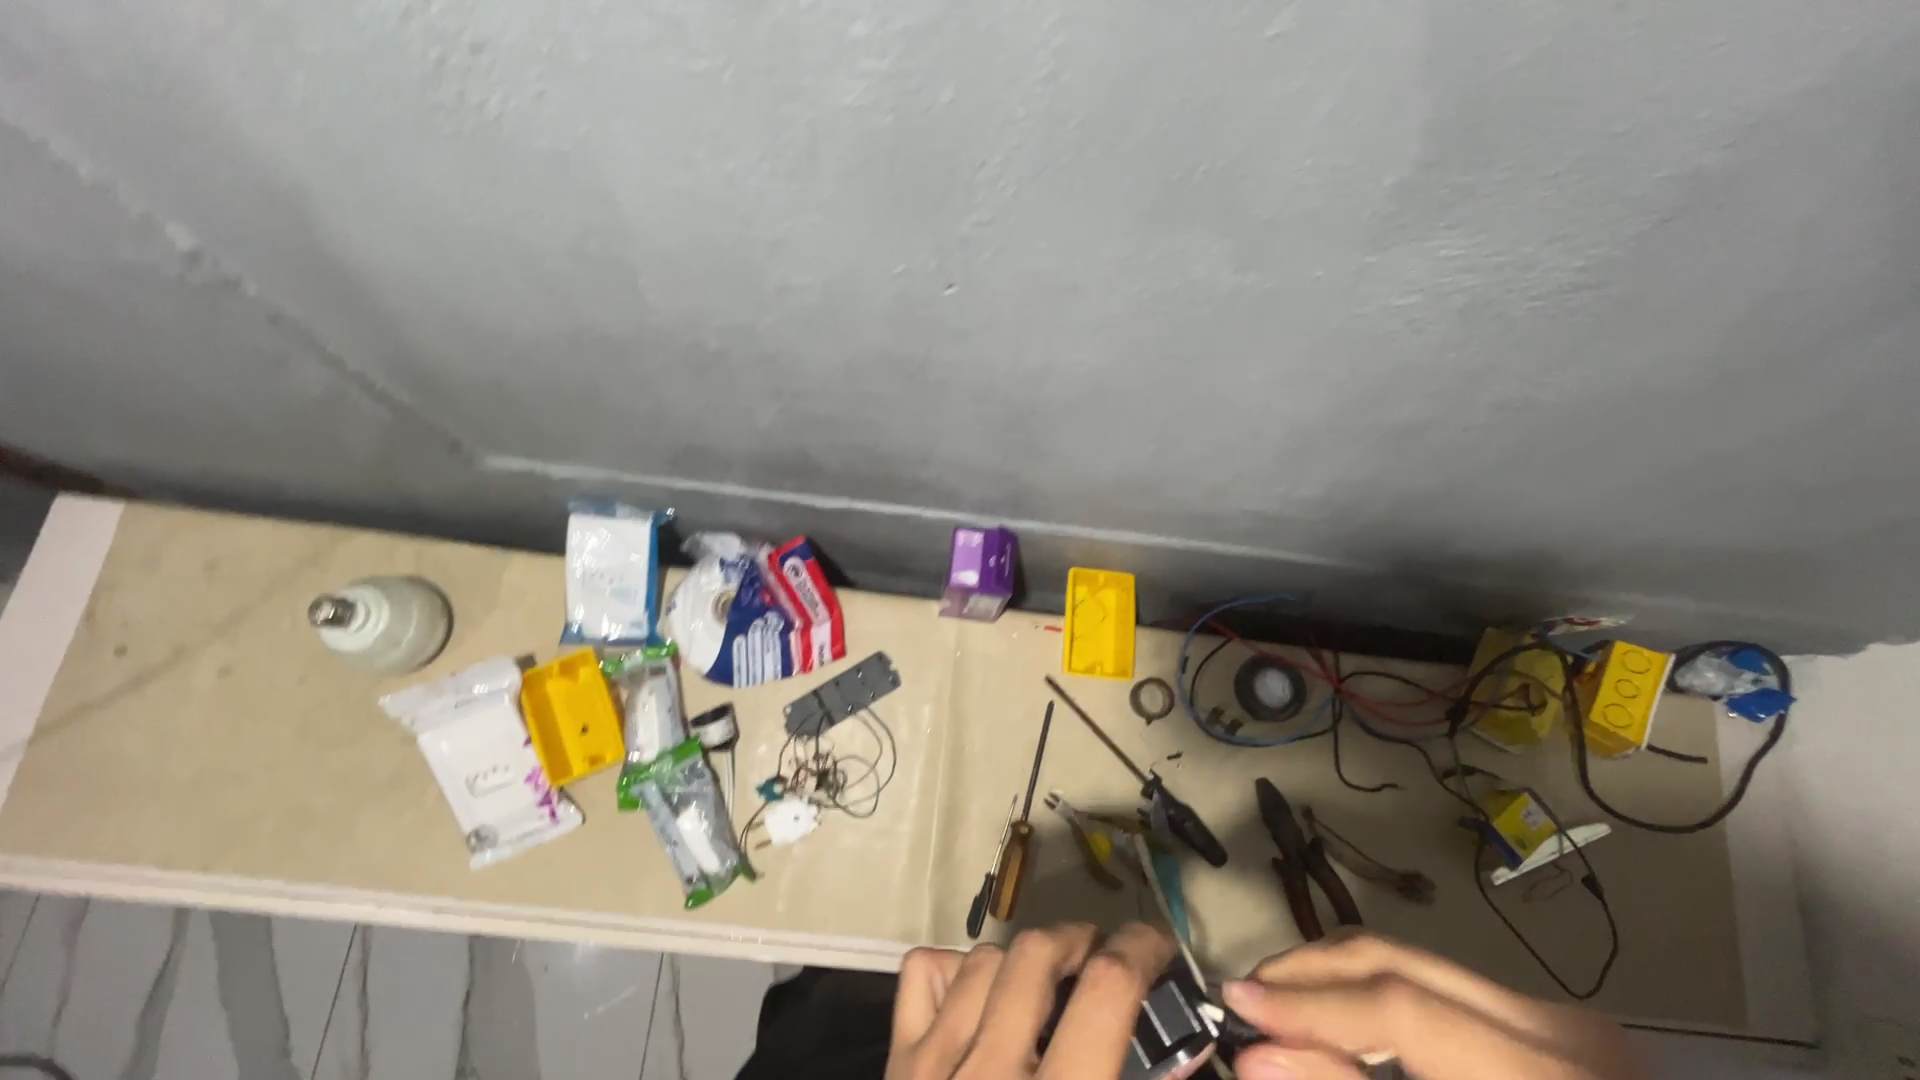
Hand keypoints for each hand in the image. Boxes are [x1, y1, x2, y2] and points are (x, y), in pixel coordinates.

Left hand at [886, 921, 1198, 1079]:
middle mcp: (990, 1074)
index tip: (1158, 949)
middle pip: (1039, 955)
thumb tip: (1184, 1051)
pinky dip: (955, 971)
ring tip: (1048, 983)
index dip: (1142, 951)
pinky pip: (923, 976)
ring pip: (984, 960)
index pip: (1106, 991)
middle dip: (1083, 941)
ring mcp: (932, 1066)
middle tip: (1104, 961)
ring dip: (1025, 959)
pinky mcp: (895, 1066)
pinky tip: (979, 1000)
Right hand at [1223, 933, 1648, 1079]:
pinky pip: (1426, 979)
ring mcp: (1547, 1012)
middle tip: (1241, 996)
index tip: (1234, 1003)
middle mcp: (1551, 1022)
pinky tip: (1333, 1016)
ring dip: (1327, 974)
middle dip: (1303, 971)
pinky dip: (1367, 990)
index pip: (1399, 1007)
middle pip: (1392, 960)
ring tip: (1275, 1003)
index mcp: (1541, 1073)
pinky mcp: (1536, 1016)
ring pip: (1403, 958)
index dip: (1308, 1003)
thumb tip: (1257, 1056)